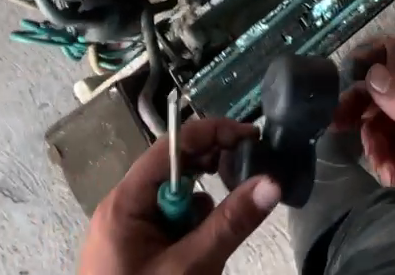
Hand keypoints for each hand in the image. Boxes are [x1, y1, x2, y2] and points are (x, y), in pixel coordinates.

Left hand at [78, 116, 280, 274]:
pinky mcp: (133, 253)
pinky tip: (198, 260)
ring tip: (212, 247)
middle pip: (174, 169)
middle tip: (246, 180)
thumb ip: (230, 223)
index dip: (213, 133)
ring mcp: (126, 232)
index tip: (252, 137)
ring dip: (201, 213)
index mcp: (124, 202)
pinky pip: (168, 225)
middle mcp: (121, 208)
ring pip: (175, 200)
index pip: (171, 146)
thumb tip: (272, 181)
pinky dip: (190, 233)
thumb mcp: (191, 269)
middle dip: (210, 174)